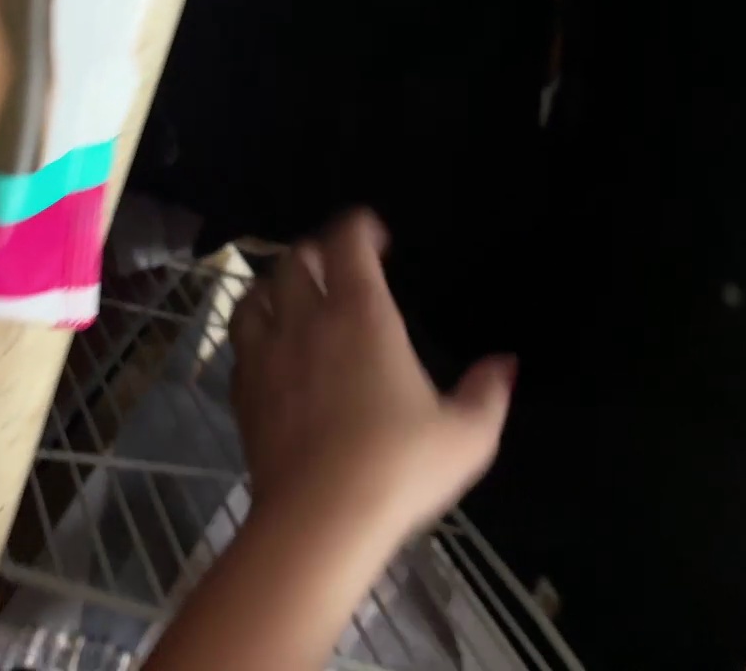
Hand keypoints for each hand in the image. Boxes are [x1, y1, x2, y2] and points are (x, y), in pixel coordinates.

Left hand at [229, 210, 516, 544]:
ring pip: (256, 292)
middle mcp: (307, 319)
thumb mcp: (465, 435)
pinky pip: (240, 341)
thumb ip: (487, 393)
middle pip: (296, 259)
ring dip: (275, 288)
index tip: (376, 236)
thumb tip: (505, 364)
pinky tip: (269, 351)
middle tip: (337, 270)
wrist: (319, 518)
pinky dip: (254, 333)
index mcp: (361, 313)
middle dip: (317, 253)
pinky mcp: (242, 387)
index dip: (360, 226)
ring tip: (294, 301)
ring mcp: (267, 351)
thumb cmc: (398, 467)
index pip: (347, 241)